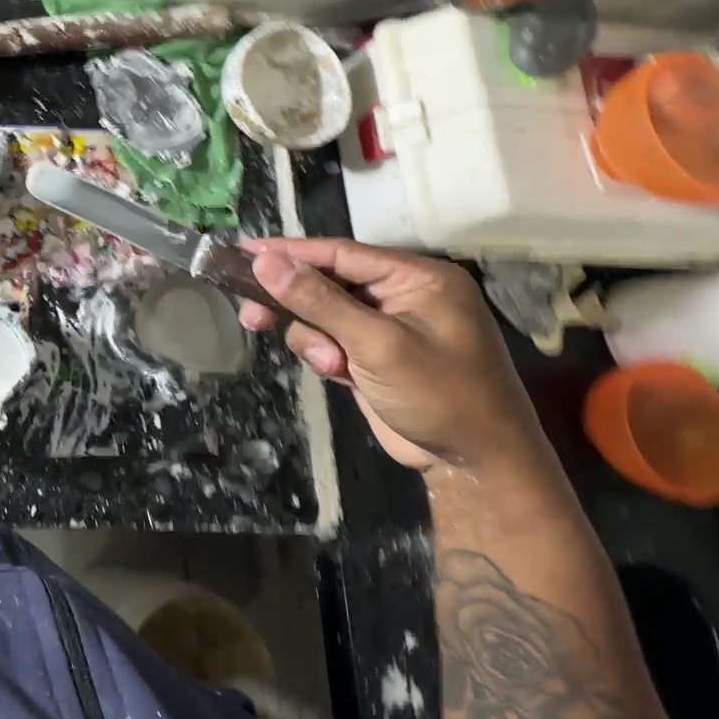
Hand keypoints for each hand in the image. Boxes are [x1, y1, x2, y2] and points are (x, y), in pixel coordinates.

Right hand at [237, 237, 546, 473]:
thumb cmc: (440, 396)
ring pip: (319, 314)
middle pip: (324, 282)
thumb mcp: (376, 344)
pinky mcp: (373, 354)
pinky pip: (328, 339)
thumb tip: (264, 262)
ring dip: (314, 339)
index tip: (242, 253)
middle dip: (294, 303)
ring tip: (331, 366)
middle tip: (252, 316)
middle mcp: (401, 294)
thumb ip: (318, 300)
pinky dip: (323, 354)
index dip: (288, 252)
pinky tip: (338, 375)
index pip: (339, 252)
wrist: (477, 466)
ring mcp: (387, 326)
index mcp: (416, 277)